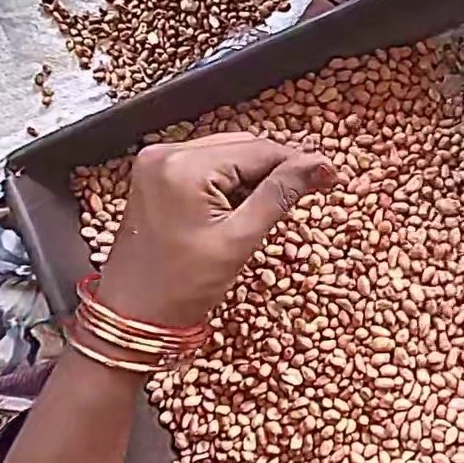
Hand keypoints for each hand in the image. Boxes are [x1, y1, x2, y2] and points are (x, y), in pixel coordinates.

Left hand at [97, 133, 335, 326]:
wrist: (131, 315)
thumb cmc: (181, 287)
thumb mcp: (238, 240)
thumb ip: (279, 195)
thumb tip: (321, 167)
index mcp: (184, 166)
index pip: (258, 149)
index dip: (298, 163)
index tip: (332, 176)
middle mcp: (166, 153)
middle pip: (242, 146)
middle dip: (277, 169)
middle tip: (311, 191)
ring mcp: (157, 162)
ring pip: (226, 154)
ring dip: (255, 175)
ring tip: (275, 205)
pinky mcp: (156, 175)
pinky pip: (207, 165)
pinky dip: (230, 181)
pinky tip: (243, 206)